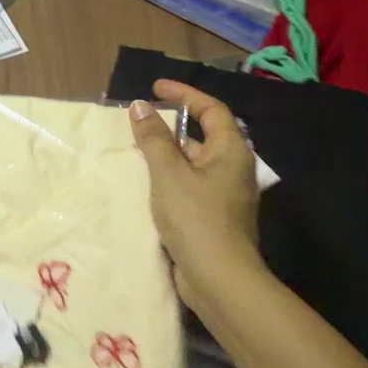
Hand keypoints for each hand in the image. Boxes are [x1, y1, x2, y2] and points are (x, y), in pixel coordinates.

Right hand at [129, 80, 263, 289]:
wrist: (219, 279)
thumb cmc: (196, 218)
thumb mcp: (168, 173)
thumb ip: (153, 138)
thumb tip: (140, 106)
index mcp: (231, 151)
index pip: (211, 109)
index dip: (184, 94)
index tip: (155, 88)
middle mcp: (232, 169)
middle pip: (204, 135)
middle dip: (172, 125)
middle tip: (139, 122)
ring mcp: (224, 196)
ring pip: (194, 163)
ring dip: (167, 154)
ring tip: (134, 151)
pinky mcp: (213, 217)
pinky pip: (189, 185)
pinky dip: (168, 178)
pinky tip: (145, 185)